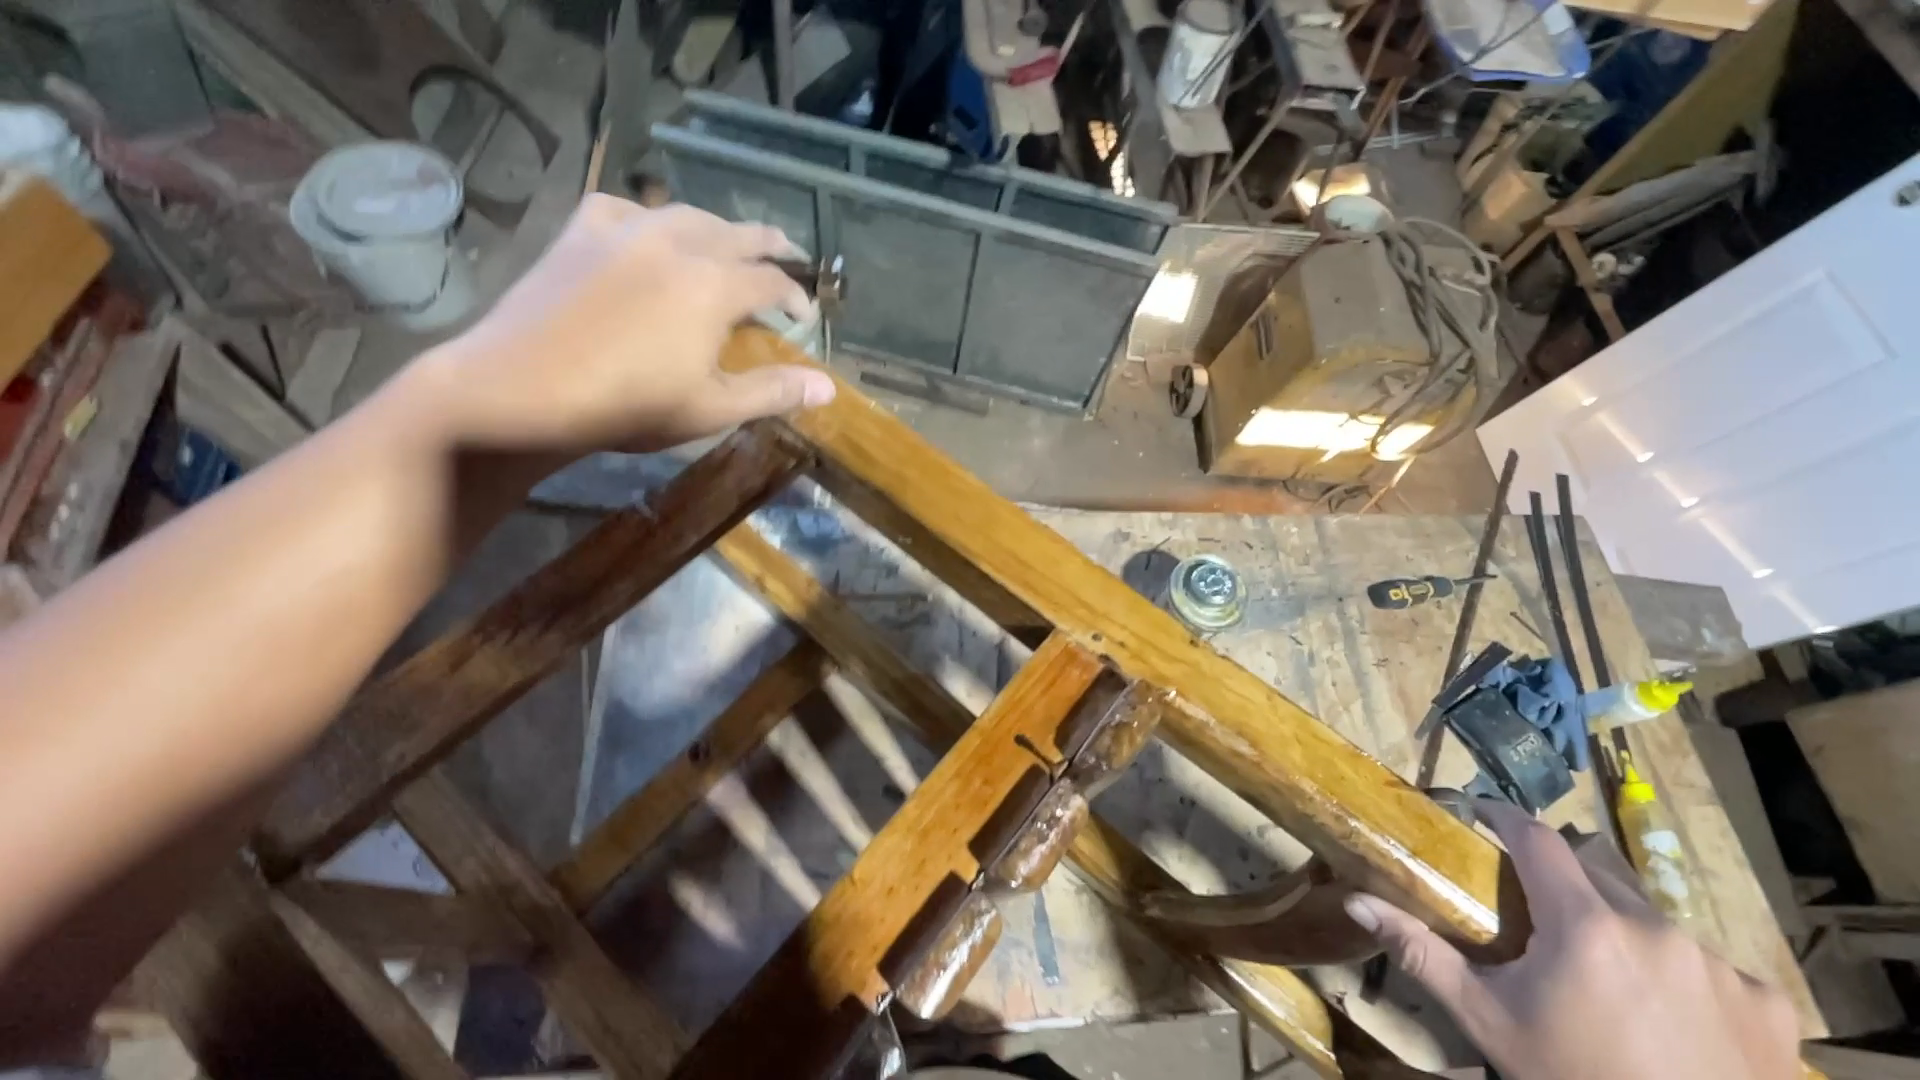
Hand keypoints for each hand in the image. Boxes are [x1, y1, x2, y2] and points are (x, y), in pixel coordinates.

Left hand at [422, 195, 834, 453]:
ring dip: (716, 228)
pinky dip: (649, 218)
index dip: (795, 297)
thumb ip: (773, 391)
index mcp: (715, 285)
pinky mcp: (580, 231)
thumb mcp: (710, 408)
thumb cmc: (626, 406)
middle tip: (786, 251)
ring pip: (687, 214)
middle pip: (738, 233)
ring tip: (726, 240)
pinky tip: (648, 231)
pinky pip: (626, 209)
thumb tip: (828, 387)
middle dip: (768, 244)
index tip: (804, 315)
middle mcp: (678, 242)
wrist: (519, 388)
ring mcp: (625, 230)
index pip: (773, 280)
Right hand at [1343, 800, 1798, 1079]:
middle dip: (1559, 882)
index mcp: (1584, 924)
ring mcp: (1718, 961)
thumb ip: (1423, 953)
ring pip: (1651, 917)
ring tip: (1604, 978)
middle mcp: (1655, 926)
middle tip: (1534, 918)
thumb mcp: (1488, 1020)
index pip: (1537, 838)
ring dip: (1620, 929)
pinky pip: (1710, 962)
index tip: (1482, 815)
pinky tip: (1672, 1017)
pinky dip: (1680, 973)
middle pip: (1594, 873)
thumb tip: (1356, 902)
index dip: (1505, 818)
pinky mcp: (1768, 1000)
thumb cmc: (1573, 1078)